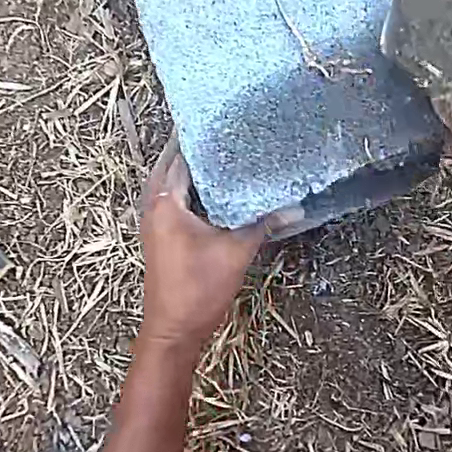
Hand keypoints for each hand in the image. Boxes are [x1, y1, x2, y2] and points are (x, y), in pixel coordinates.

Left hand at [138, 138, 289, 357]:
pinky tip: (212, 193)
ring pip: (170, 187)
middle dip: (191, 151)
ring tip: (218, 155)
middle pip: (170, 168)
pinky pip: (173, 203)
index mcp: (166, 204)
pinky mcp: (161, 238)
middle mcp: (154, 209)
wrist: (173, 330)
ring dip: (188, 172)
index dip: (197, 139)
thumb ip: (263, 225)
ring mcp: (155, 225)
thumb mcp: (236, 252)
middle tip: (219, 133)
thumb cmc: (198, 290)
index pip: (179, 159)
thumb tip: (296, 208)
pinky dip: (188, 192)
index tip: (216, 120)